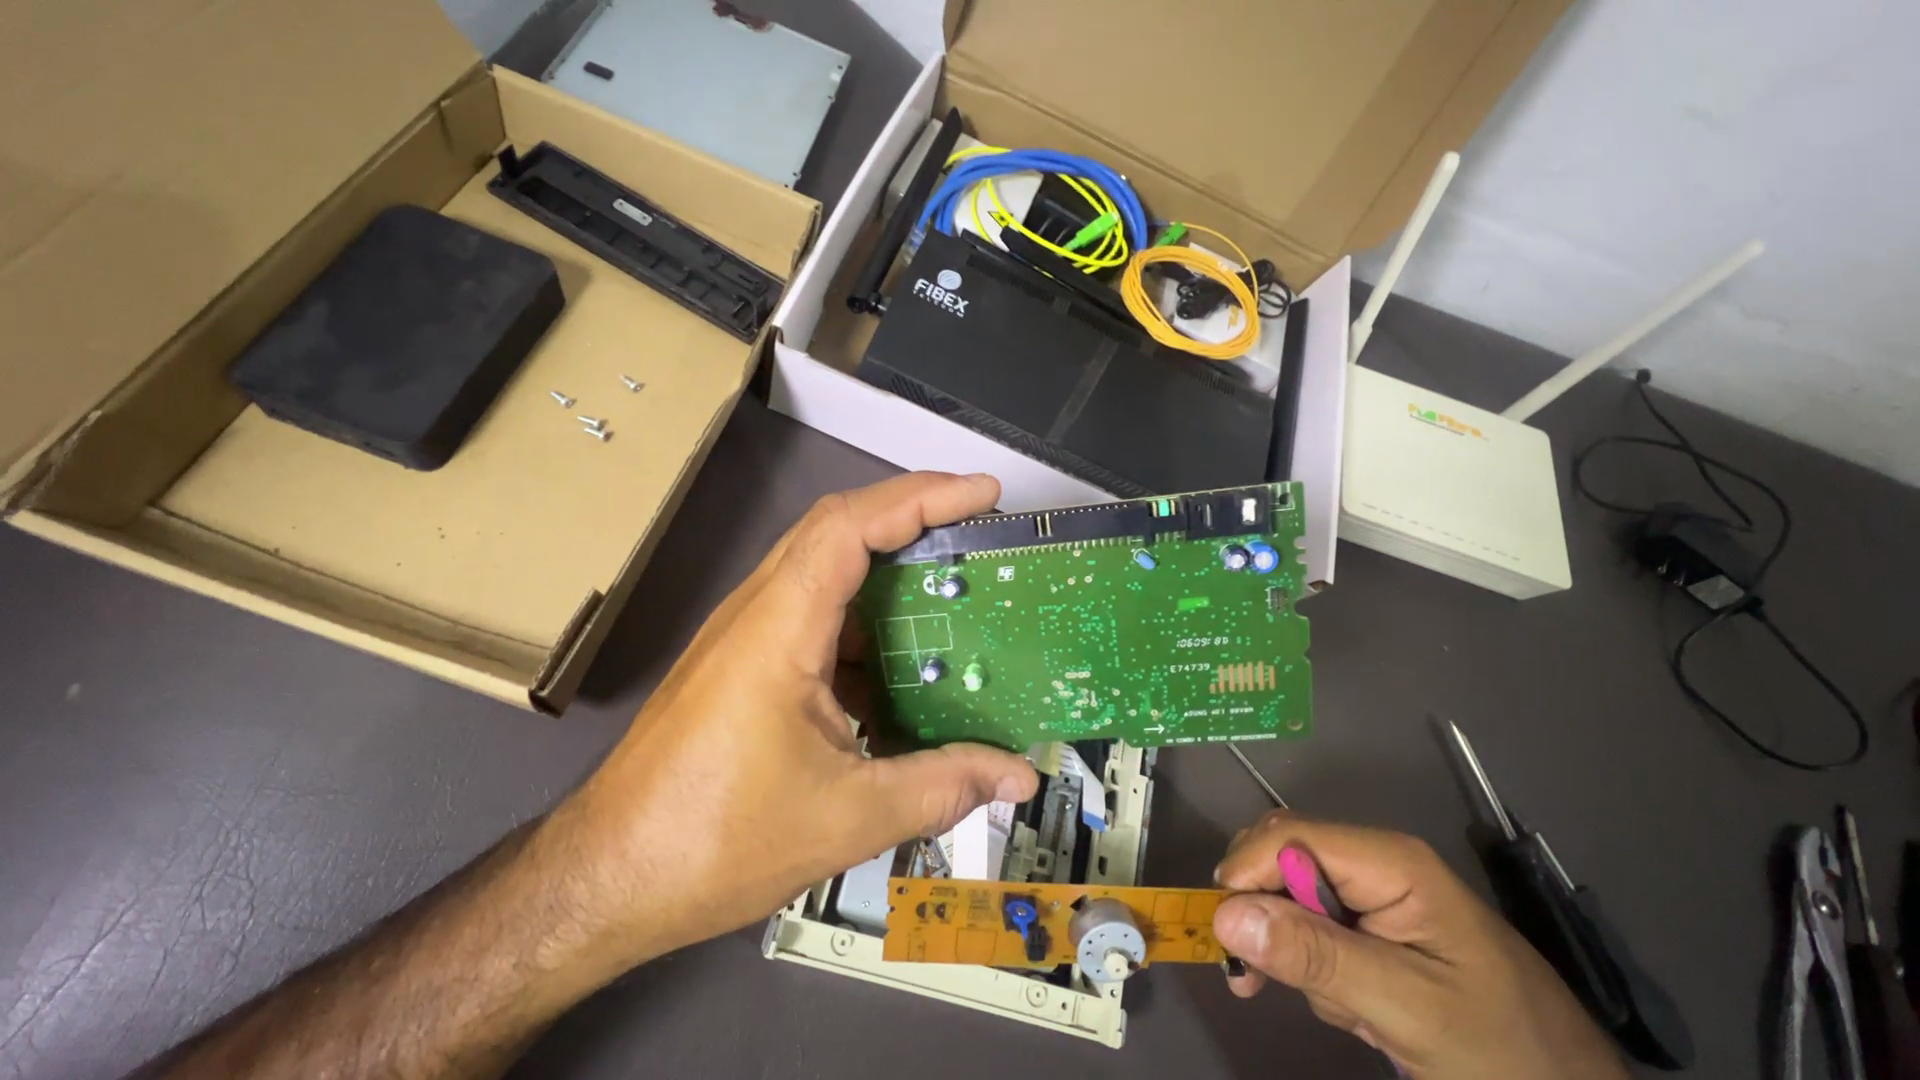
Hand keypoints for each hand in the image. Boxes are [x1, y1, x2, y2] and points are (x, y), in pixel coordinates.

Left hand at [544, 472, 1039, 972]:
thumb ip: (942, 787)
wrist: (610, 877)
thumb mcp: (848, 818)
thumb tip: (1019, 776)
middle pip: (837, 532)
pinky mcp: (741, 668)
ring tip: (954, 596)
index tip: (984, 493)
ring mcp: (743, 640)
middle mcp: (756, 616)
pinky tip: (900, 673)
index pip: (850, 527)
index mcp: (778, 631)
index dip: (921, 497)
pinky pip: (811, 621)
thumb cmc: (714, 840)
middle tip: (980, 532)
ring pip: (823, 575)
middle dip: (913, 519)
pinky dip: (863, 629)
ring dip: (887, 576)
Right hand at [1211, 812, 1626, 1079]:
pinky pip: (1313, 931)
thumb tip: (1225, 914)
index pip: (1287, 836)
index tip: (1229, 937)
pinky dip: (1314, 970)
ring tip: (1346, 1009)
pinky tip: (1353, 1007)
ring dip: (1295, 954)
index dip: (1247, 875)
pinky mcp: (1375, 929)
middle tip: (1258, 977)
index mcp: (1391, 862)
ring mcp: (1376, 897)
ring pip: (1290, 899)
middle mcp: (1377, 865)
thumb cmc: (1499, 1045)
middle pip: (1281, 859)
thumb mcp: (1407, 1007)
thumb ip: (1317, 957)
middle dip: (1266, 916)